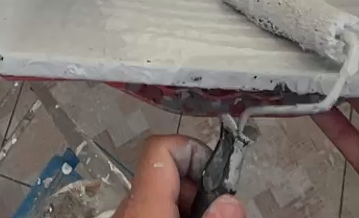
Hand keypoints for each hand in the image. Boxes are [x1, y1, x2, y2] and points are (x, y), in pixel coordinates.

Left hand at [119, 134, 244, 217]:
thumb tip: (231, 201)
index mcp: (143, 203)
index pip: (162, 147)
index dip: (192, 150)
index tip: (218, 173)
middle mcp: (129, 206)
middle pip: (166, 170)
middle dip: (198, 183)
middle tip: (219, 206)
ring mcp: (127, 216)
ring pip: (161, 192)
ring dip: (189, 200)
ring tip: (210, 214)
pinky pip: (154, 208)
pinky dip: (176, 211)